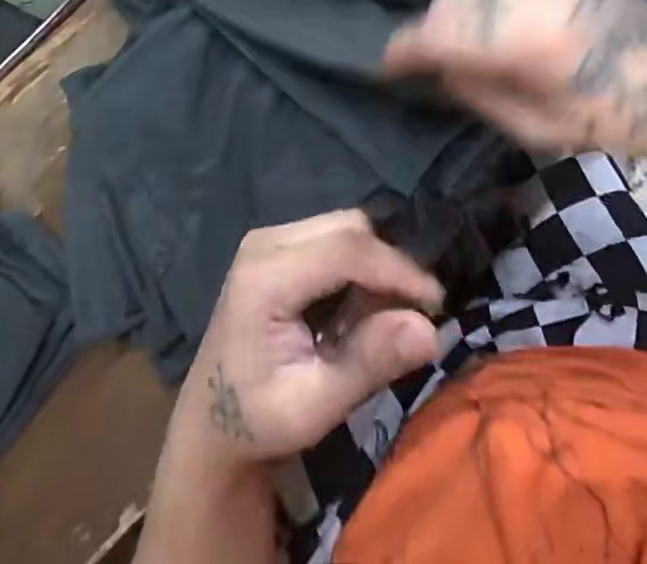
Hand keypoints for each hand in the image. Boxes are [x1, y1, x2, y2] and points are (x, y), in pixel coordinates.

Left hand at [173, 211, 443, 471]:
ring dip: (375, 266)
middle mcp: (264, 243)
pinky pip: (333, 238)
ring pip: (344, 228)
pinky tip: (356, 309)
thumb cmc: (257, 418)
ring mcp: (268, 239)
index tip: (437, 306)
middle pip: (348, 229)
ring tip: (379, 319)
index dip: (398, 269)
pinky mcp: (276, 246)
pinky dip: (358, 266)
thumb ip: (369, 363)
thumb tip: (430, 330)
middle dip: (390, 266)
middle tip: (413, 315)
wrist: (209, 418)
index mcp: (264, 277)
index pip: (346, 249)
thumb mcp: (314, 406)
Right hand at [382, 0, 646, 158]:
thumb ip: (475, 93)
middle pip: (448, 1)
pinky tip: (484, 20)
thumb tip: (432, 70)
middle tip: (422, 60)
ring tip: (453, 40)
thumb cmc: (614, 119)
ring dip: (448, 9)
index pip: (440, 35)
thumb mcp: (535, 128)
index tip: (381, 66)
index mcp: (528, 42)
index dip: (402, 50)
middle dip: (426, 30)